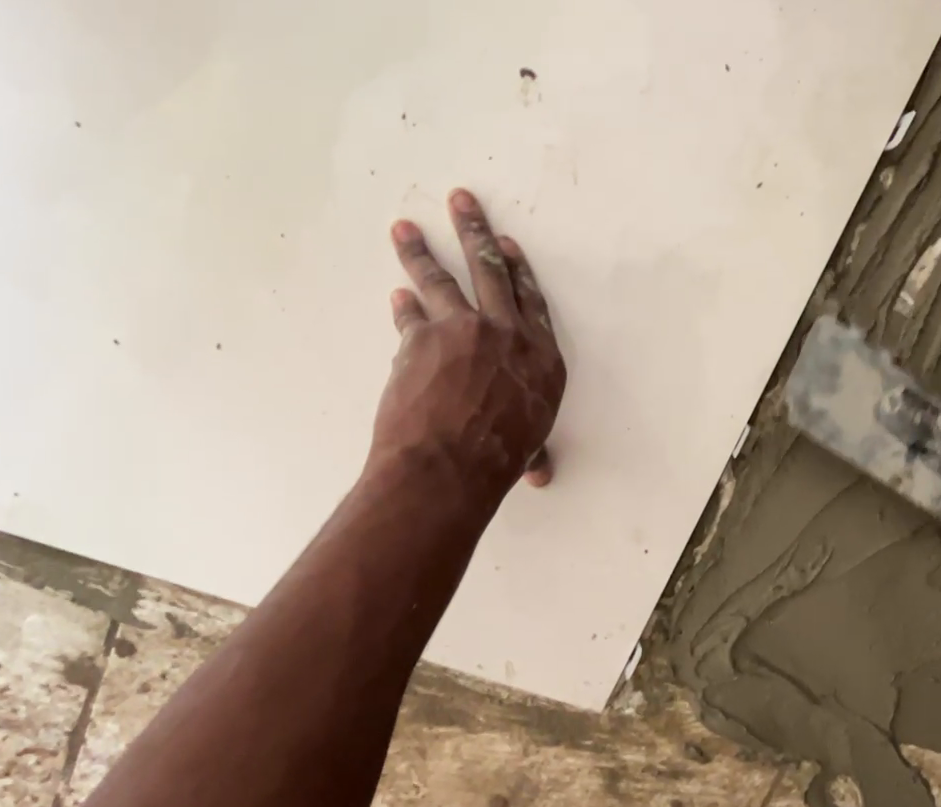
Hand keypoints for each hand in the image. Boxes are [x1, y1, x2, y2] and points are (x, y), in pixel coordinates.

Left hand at [369, 188, 565, 501]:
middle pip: (490, 270)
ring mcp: (461, 331)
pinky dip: (403, 305)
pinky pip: (410, 316)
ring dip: (421, 250)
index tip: (507, 243)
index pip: (530, 301)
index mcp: (542, 358)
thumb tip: (538, 473)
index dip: (519, 270)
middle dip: (474, 230)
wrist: (451, 463)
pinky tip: (398, 294)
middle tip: (460, 199)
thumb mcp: (529, 448)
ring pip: (441, 279)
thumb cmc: (501, 459)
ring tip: (405, 228)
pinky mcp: (419, 339)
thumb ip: (533, 448)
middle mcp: (506, 334)